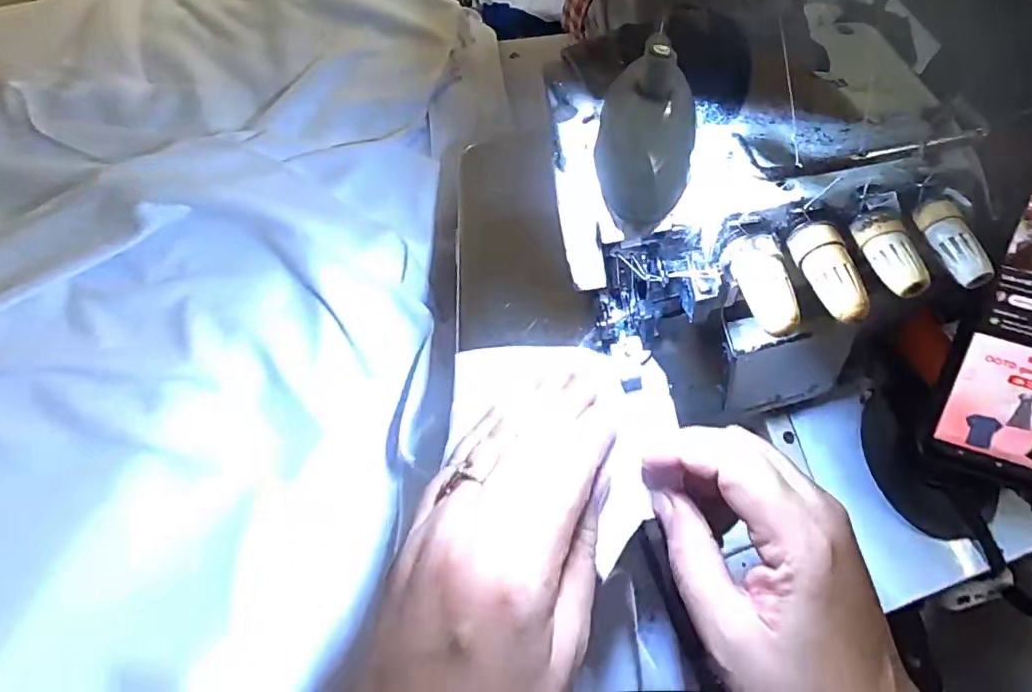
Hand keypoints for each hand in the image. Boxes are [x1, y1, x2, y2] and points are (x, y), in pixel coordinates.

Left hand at [357, 369, 614, 691]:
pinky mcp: (414, 527)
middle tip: (593, 373)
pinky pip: (458, 458)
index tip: (616, 408)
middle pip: (530, 444)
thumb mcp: (565, 638)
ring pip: (491, 441)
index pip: (567, 469)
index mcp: (518, 563)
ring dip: (529, 400)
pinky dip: (487, 423)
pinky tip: (508, 401)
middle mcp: (472, 530)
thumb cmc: (501, 691)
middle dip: (566, 403)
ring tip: (559, 371)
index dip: (595, 432)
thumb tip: (601, 480)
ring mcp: (436, 523)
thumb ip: (584, 550)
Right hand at [644, 426, 911, 691]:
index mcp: (802, 532)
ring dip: (713, 462)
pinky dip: (736, 480)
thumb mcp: (731, 635)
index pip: (737, 460)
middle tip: (651, 470)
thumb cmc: (803, 684)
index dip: (686, 449)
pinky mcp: (824, 519)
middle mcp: (820, 506)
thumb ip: (692, 559)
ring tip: (670, 487)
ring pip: (761, 457)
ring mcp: (826, 509)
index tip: (646, 455)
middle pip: (749, 448)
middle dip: (695, 449)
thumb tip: (666, 500)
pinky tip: (707, 504)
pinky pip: (773, 480)